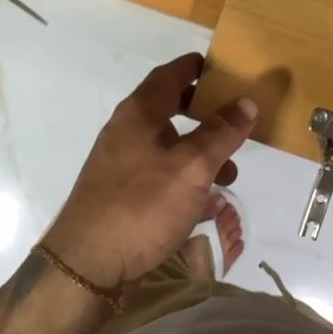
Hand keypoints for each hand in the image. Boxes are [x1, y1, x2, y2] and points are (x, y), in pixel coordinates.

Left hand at [42, 53, 255, 288]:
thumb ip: (220, 133)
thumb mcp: (192, 167)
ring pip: (168, 147)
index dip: (194, 68)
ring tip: (230, 175)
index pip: (169, 75)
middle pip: (169, 110)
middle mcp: (126, 132)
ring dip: (200, 154)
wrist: (87, 265)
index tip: (221, 68)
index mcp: (139, 113)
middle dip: (205, 116)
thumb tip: (245, 102)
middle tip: (235, 122)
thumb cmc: (142, 205)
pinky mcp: (121, 195)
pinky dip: (186, 182)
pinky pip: (160, 177)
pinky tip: (207, 205)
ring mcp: (120, 165)